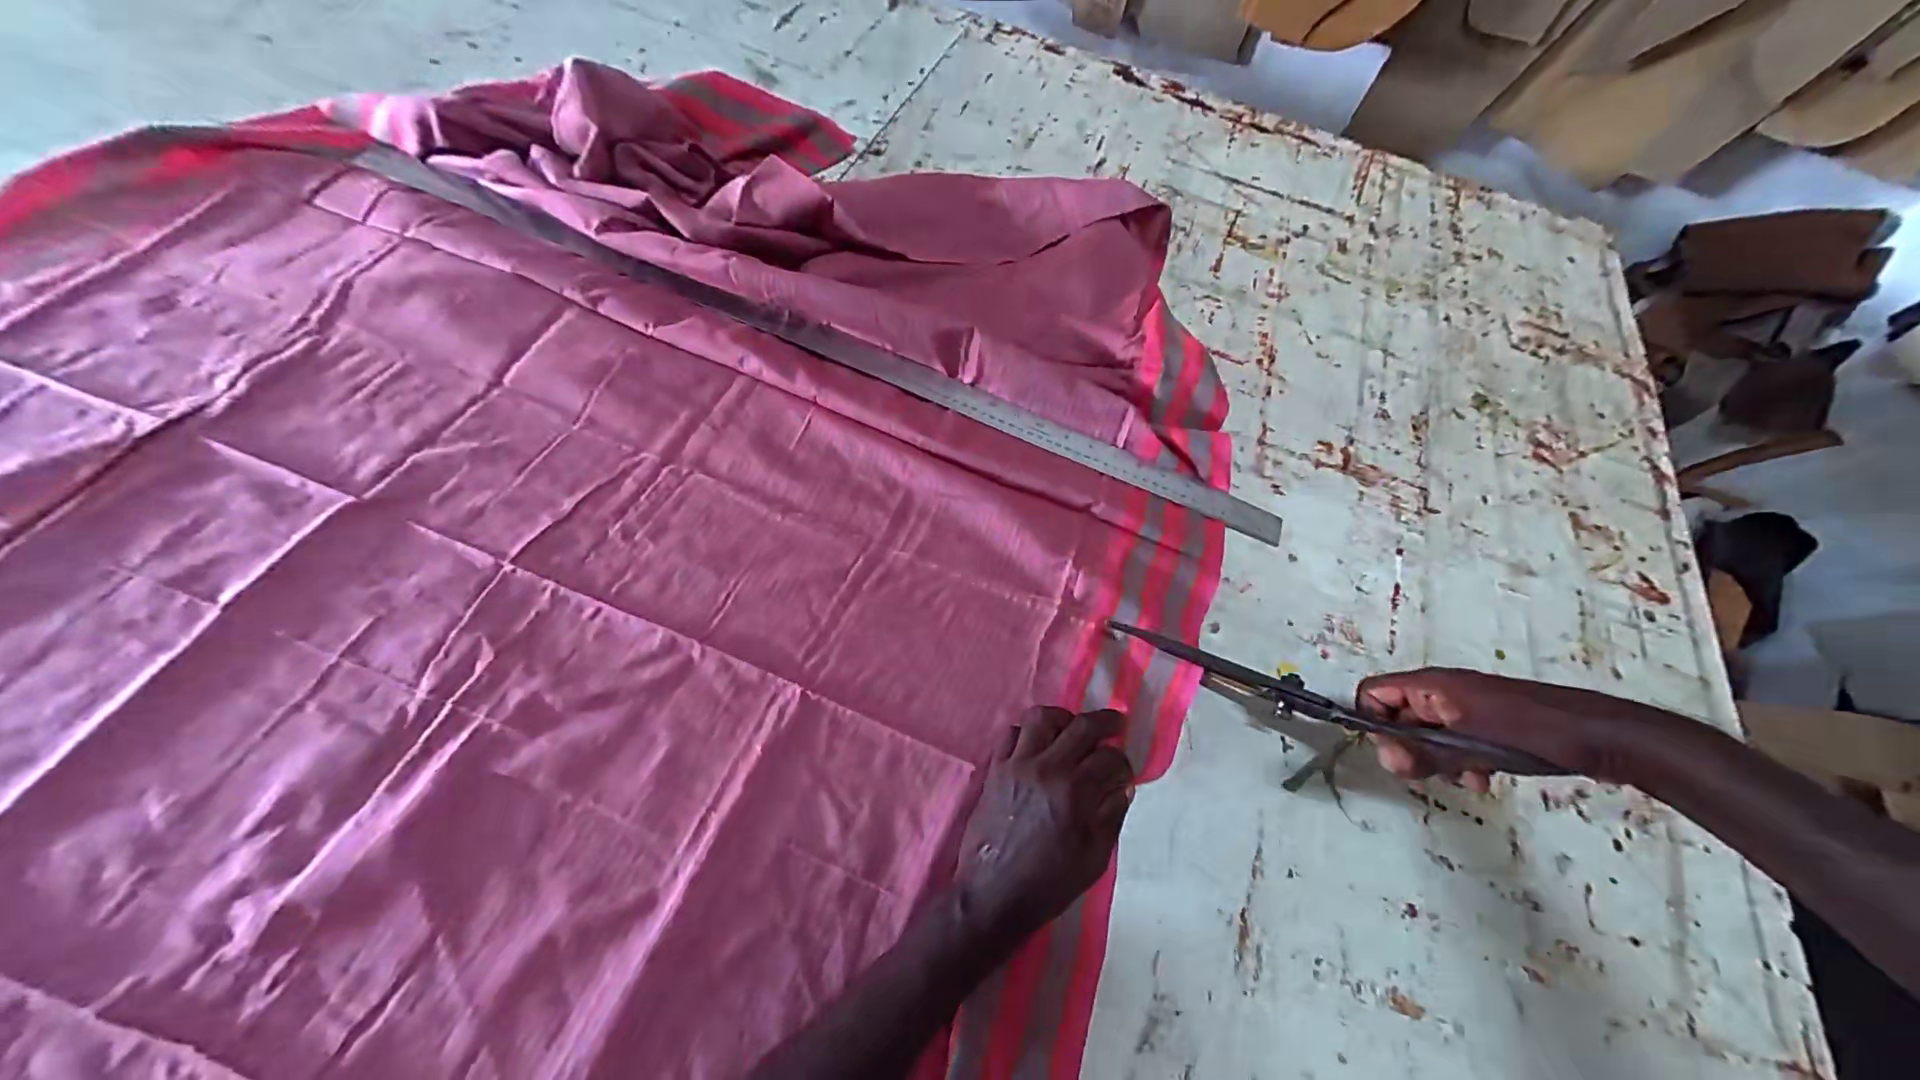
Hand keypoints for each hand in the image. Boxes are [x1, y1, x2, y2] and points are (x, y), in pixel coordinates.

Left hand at [956, 707, 1133, 938]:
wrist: (992, 895)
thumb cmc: (1048, 884)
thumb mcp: (1094, 858)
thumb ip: (1111, 816)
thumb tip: (1121, 787)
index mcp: (1074, 792)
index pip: (1109, 758)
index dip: (1124, 763)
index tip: (1124, 772)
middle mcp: (1046, 769)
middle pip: (1081, 726)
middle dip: (1105, 722)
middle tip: (1116, 723)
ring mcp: (1016, 765)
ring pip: (1042, 718)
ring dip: (1063, 718)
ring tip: (1072, 728)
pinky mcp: (995, 769)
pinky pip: (1011, 733)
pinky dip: (1028, 732)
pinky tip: (1038, 744)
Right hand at [1358, 668, 1666, 791]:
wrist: (1606, 736)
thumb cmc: (1534, 732)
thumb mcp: (1471, 746)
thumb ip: (1423, 753)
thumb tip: (1385, 759)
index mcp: (1430, 685)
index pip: (1373, 694)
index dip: (1375, 724)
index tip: (1397, 754)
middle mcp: (1441, 691)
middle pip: (1397, 716)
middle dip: (1408, 748)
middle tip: (1430, 772)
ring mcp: (1465, 706)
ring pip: (1424, 732)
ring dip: (1434, 758)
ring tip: (1462, 776)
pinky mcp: (1486, 722)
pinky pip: (1452, 739)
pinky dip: (1457, 759)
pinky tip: (1480, 776)